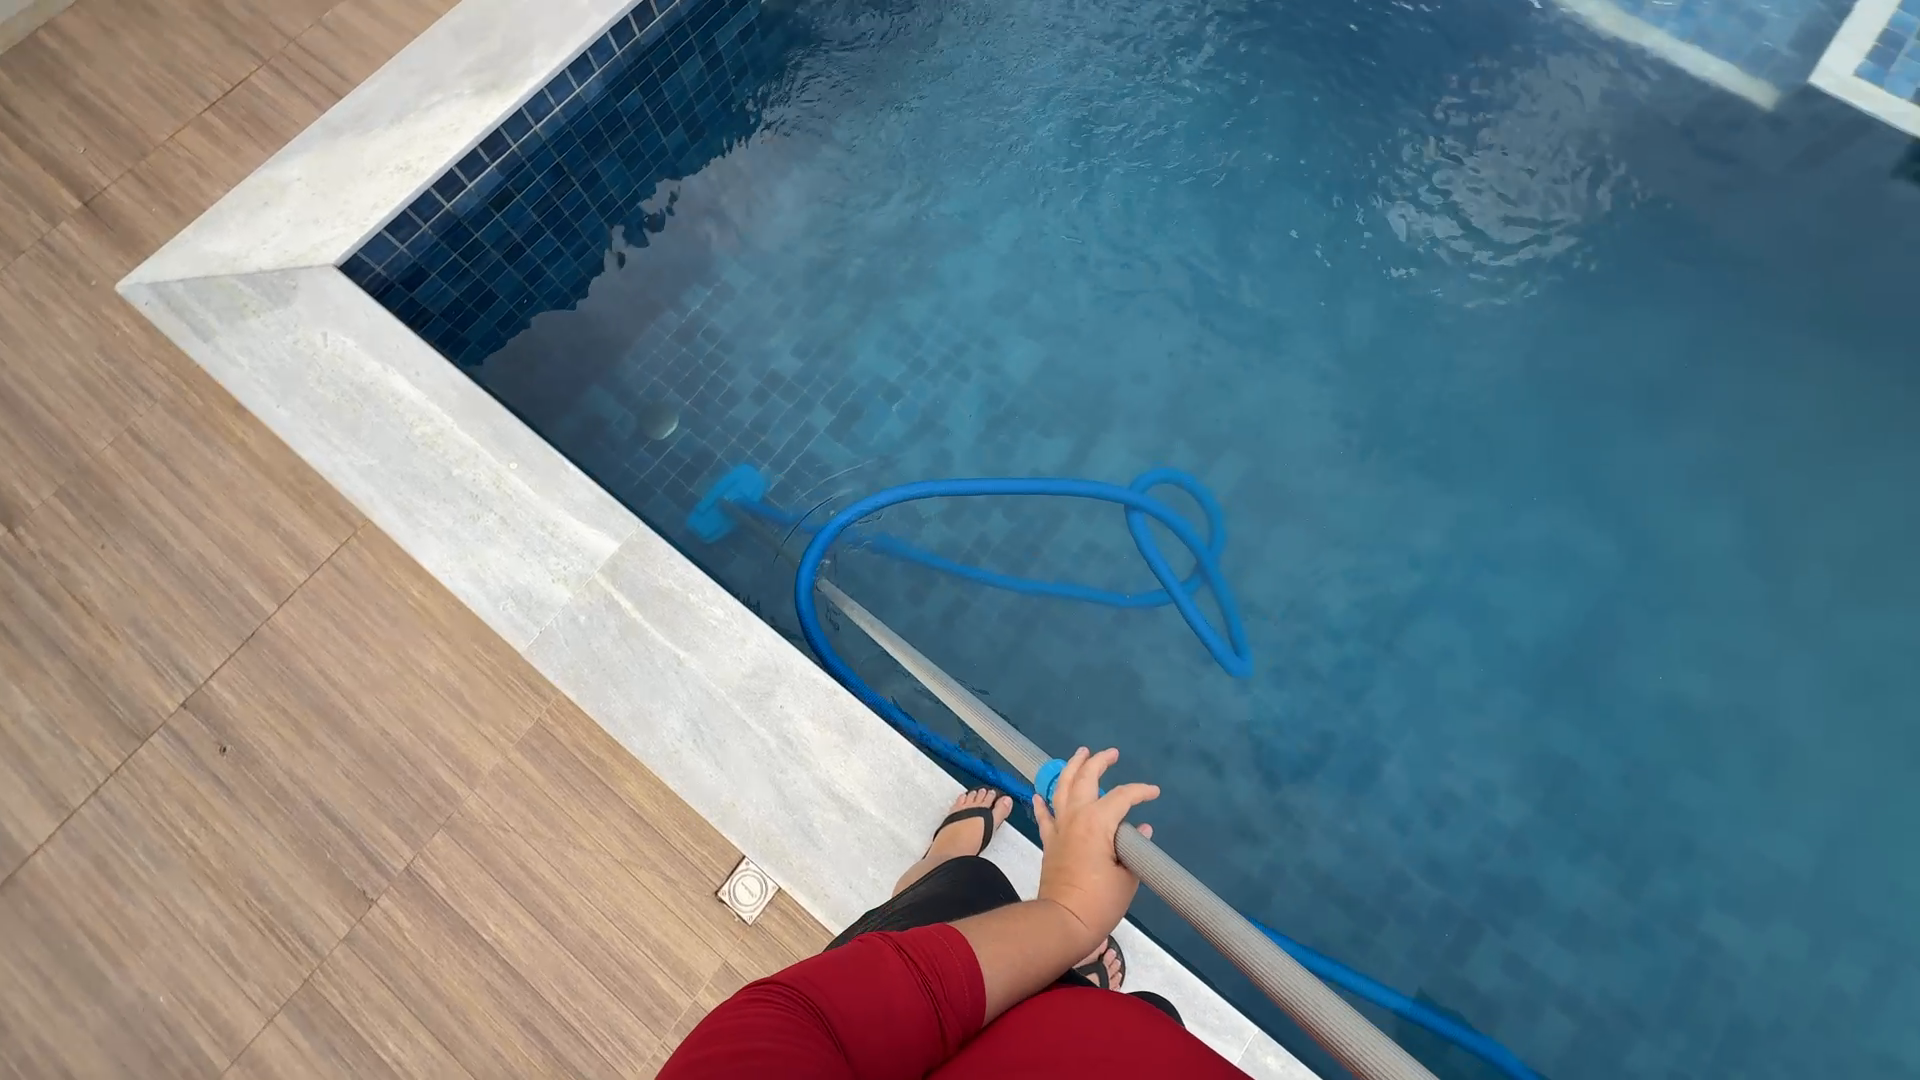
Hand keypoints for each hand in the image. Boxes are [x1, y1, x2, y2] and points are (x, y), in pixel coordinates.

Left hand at [1032, 747, 1159, 955]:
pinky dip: (1042, 802)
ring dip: (1071, 768)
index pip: (1122, 797)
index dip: (1140, 792)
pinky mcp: (1048, 840)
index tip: (1154, 793)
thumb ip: (1134, 850)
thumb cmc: (1100, 902)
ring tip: (1080, 754)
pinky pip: (1044, 815)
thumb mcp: (1127, 877)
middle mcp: (1075, 816)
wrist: (1063, 920)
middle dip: (1099, 761)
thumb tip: (1142, 831)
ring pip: (1062, 787)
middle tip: (1111, 753)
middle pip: (1086, 778)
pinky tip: (1040, 793)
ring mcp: (1059, 826)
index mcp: (1097, 822)